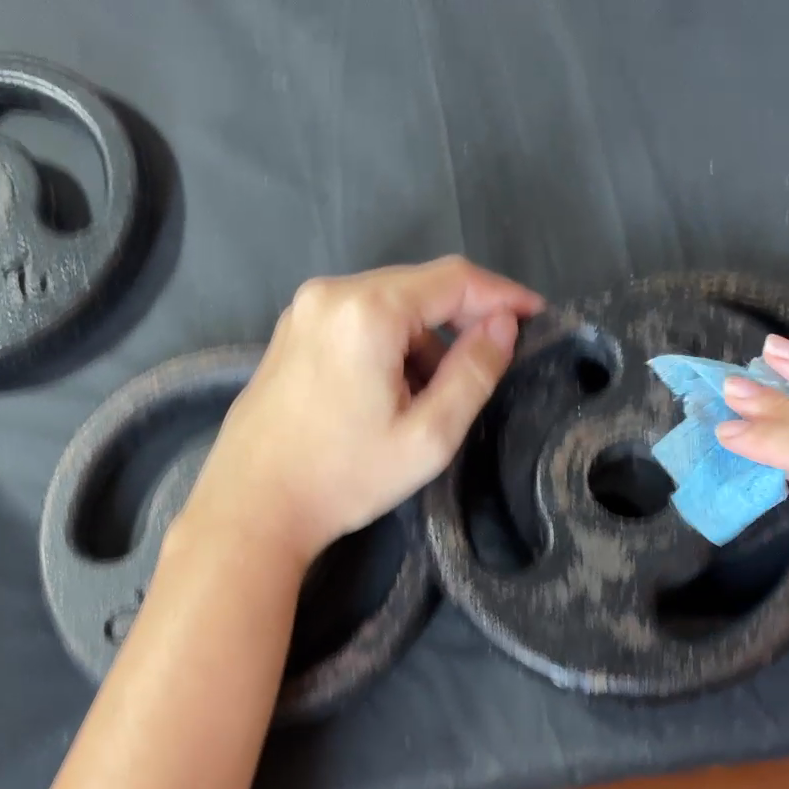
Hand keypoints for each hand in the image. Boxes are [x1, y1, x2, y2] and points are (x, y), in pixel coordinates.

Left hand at [187, 257, 543, 562]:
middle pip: (418, 288)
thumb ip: (474, 373)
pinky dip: (388, 345)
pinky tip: (388, 393)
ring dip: (422, 340)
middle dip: (461, 320)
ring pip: (387, 306)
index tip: (536, 316)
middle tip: (488, 365)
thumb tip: (503, 325)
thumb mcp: (428, 436)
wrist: (251, 509)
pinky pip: (357, 321)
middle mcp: (330, 293)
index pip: (453, 279)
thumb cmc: (344, 478)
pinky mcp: (289, 334)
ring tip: (428, 400)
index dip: (502, 294)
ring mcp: (302, 311)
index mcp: (367, 311)